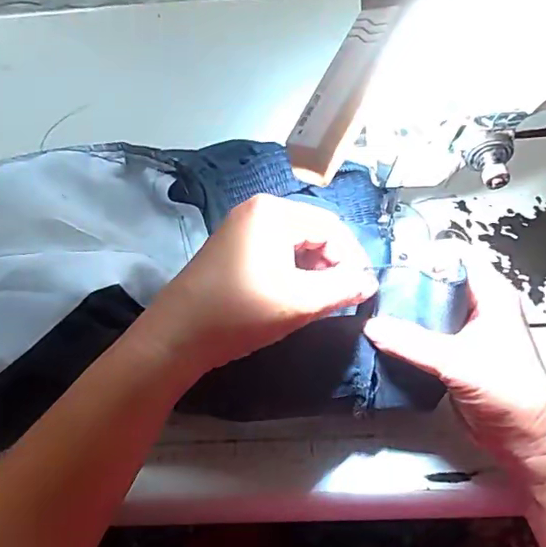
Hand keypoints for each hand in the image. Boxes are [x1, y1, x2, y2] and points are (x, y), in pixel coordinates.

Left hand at [137, 194, 379, 378]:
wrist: (176, 336)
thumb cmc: (240, 313)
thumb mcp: (300, 302)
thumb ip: (342, 288)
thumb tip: (370, 282)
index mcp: (273, 211)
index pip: (333, 227)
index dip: (353, 260)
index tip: (364, 293)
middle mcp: (257, 210)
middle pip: (314, 232)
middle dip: (334, 265)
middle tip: (343, 299)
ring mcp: (241, 228)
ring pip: (296, 245)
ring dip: (314, 272)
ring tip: (320, 302)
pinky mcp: (232, 249)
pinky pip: (275, 253)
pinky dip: (292, 273)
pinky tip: (294, 298)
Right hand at [364, 256, 545, 492]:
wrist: (523, 437)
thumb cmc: (515, 394)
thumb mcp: (457, 361)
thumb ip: (412, 343)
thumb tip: (376, 327)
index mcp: (492, 295)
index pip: (455, 258)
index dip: (424, 255)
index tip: (393, 260)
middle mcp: (479, 308)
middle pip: (436, 282)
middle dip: (407, 284)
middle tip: (377, 286)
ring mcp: (465, 332)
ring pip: (428, 310)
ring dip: (405, 312)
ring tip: (377, 309)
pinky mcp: (452, 354)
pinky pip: (423, 336)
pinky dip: (406, 336)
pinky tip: (387, 337)